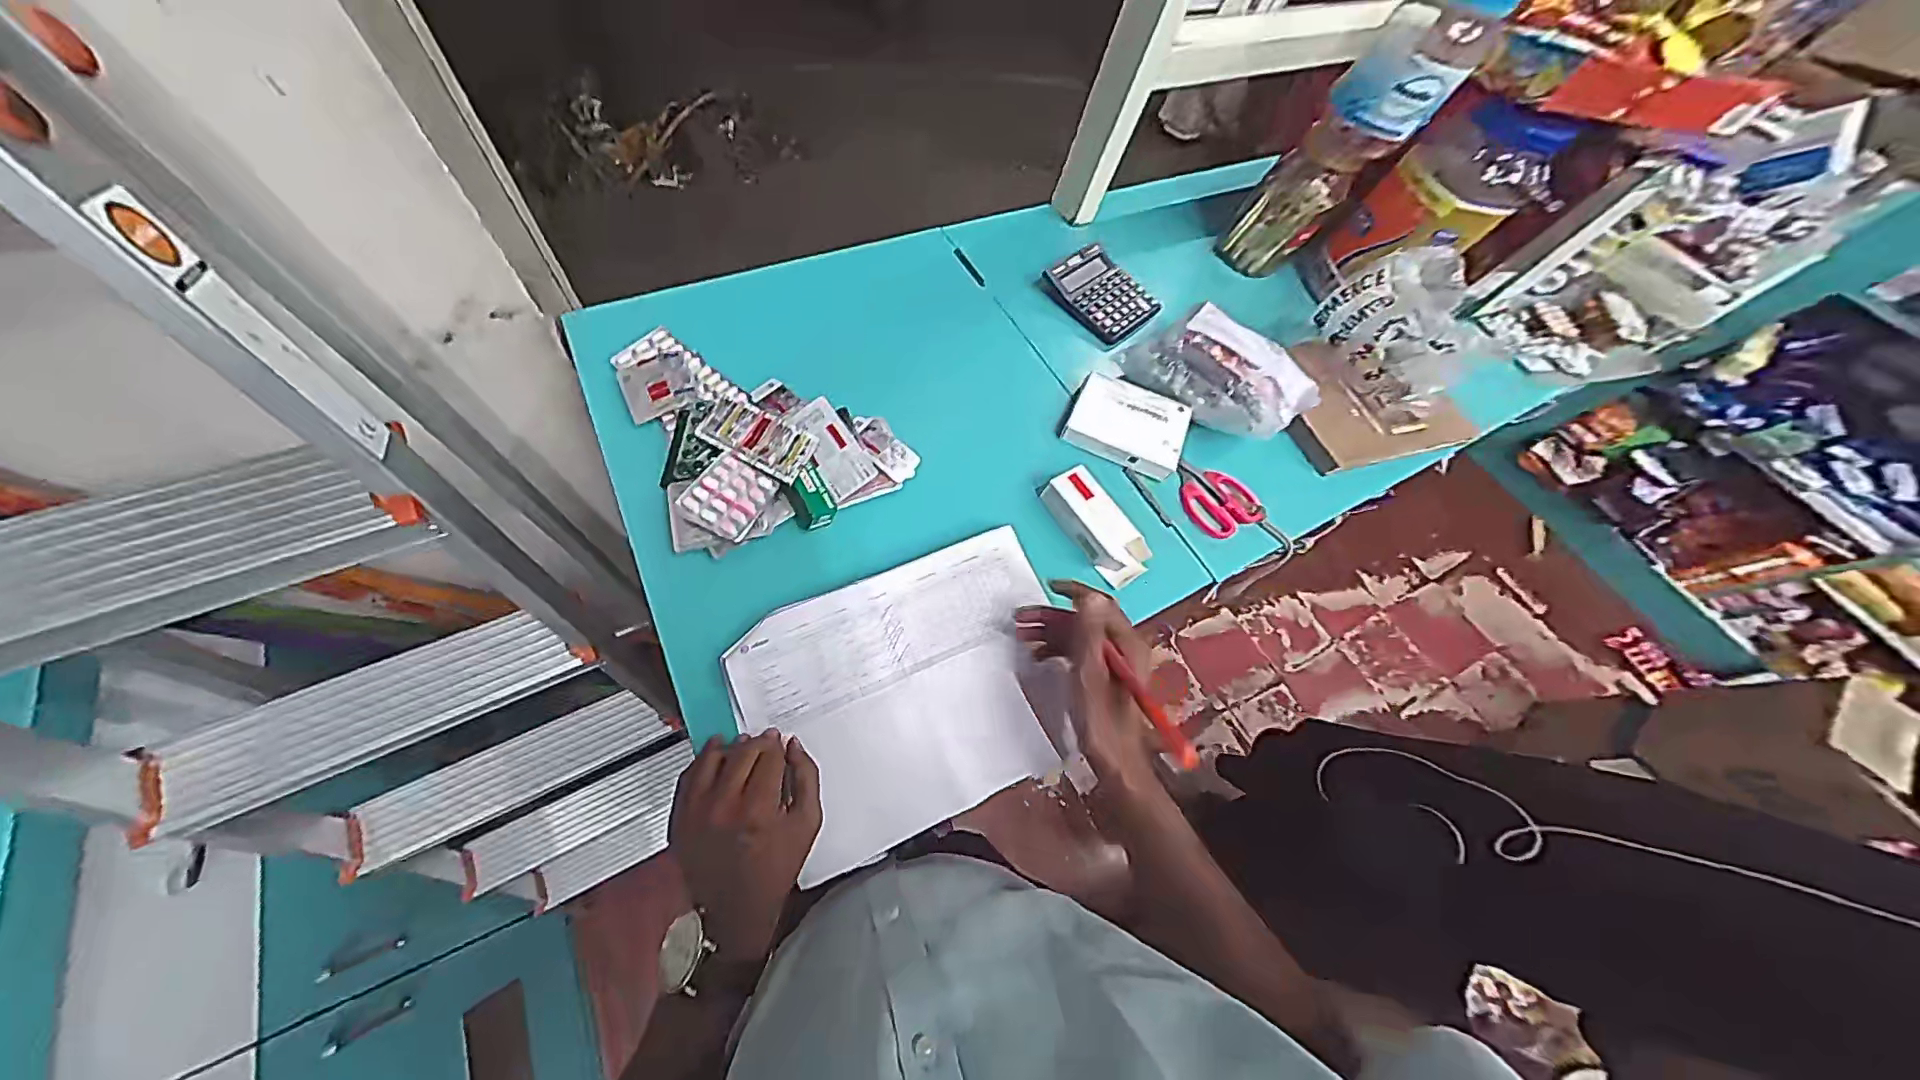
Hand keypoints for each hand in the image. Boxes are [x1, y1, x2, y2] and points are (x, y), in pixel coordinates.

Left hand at [669, 731, 821, 967]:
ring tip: (740, 747)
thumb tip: (793, 748)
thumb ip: (806, 777)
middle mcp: (724, 808)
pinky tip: (715, 758)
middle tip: (766, 744)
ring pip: (713, 756)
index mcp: (759, 810)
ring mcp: (698, 813)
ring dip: (730, 746)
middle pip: (743, 751)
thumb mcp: (807, 823)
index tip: (781, 745)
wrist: (736, 911)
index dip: (778, 745)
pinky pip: (689, 775)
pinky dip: (703, 761)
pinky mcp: (680, 819)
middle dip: (759, 744)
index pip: (769, 755)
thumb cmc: (773, 871)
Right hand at [1015, 580, 1162, 799]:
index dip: (1074, 591)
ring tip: (1024, 637)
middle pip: (1086, 619)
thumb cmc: (1102, 721)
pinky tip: (1039, 656)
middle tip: (1023, 619)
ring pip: (1080, 635)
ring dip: (1051, 633)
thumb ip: (1088, 634)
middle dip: (1053, 616)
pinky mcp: (1105, 676)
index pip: (1100, 604)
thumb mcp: (1089, 674)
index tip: (1050, 587)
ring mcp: (1114, 662)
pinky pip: (1080, 651)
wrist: (1115, 761)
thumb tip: (1088, 597)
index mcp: (1125, 642)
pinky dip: (1058, 649)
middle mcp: (1123, 647)